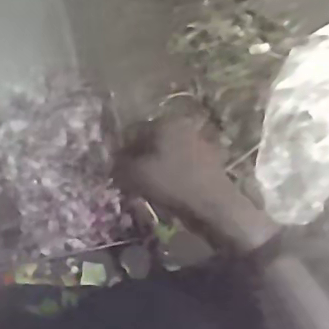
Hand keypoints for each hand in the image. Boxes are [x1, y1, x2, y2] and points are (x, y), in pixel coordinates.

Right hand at [120, 115, 278, 251]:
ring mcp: (199, 143)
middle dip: (138, 160)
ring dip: (154, 169)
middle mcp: (183, 126)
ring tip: (146, 189)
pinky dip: (171, 175)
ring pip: (166, 154)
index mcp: (165, 122)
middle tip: (129, 180)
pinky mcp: (209, 161)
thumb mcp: (135, 174)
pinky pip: (181, 165)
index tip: (115, 171)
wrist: (214, 205)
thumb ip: (119, 165)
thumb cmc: (172, 183)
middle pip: (151, 142)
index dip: (120, 152)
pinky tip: (166, 191)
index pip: (132, 131)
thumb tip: (114, 163)